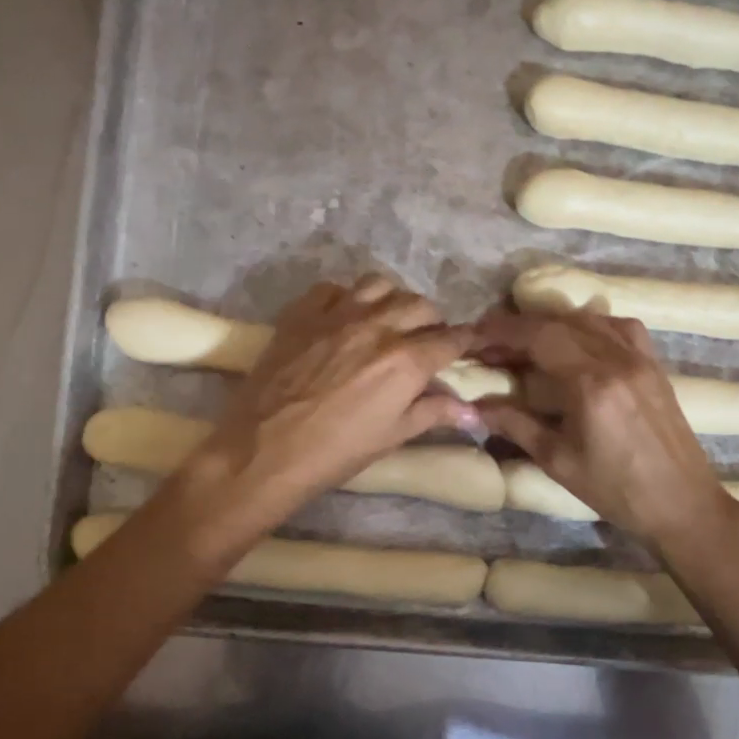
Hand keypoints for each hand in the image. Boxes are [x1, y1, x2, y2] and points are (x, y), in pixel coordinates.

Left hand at [172, 276, 475, 541]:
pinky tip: (343, 319)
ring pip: (380, 285)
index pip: (450, 338)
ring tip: (387, 321)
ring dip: (391, 300)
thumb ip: (432, 413)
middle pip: (419, 305)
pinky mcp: (302, 313)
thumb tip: (473, 413)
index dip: (464, 341)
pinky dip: (347, 298)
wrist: (265, 450)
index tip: (468, 344)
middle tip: (423, 341)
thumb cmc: (335, 453)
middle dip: (429, 321)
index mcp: (407, 361)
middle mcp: (378, 326)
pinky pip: (334, 288)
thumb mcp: (391, 437)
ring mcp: (338, 314)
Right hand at [472, 309, 738, 544]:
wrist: (682, 504)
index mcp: (592, 383)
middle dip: (519, 327)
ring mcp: (641, 358)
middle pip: (560, 323)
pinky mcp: (654, 366)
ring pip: (589, 319)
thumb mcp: (557, 461)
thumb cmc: (616, 491)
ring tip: (524, 343)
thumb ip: (515, 425)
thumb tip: (474, 408)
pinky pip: (618, 328)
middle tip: (489, 342)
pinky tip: (574, 343)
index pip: (539, 337)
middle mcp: (618, 358)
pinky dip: (588, 326)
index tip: (473, 336)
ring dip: (551, 324)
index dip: (501, 332)